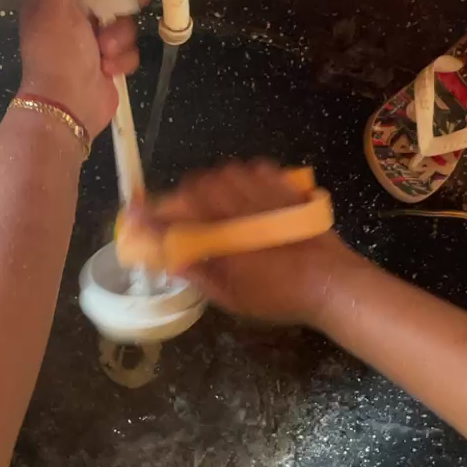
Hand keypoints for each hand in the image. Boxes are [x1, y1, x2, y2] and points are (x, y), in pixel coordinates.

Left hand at [18, 0, 141, 136]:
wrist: (68, 107)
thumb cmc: (58, 54)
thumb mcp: (55, 6)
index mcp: (53, 3)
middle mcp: (71, 21)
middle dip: (119, 10)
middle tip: (136, 1)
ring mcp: (91, 44)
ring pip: (123, 26)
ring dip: (119, 40)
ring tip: (105, 54)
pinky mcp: (108, 65)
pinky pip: (128, 51)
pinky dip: (122, 61)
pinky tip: (108, 70)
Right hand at [139, 161, 363, 325]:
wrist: (333, 282)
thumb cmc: (281, 296)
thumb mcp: (233, 298)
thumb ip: (200, 275)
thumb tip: (173, 260)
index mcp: (223, 236)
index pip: (176, 216)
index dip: (149, 214)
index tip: (132, 213)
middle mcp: (240, 207)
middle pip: (195, 187)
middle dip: (178, 198)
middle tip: (176, 215)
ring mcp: (263, 192)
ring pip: (220, 173)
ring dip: (207, 185)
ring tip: (207, 203)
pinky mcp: (283, 185)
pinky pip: (250, 168)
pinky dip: (236, 177)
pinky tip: (239, 193)